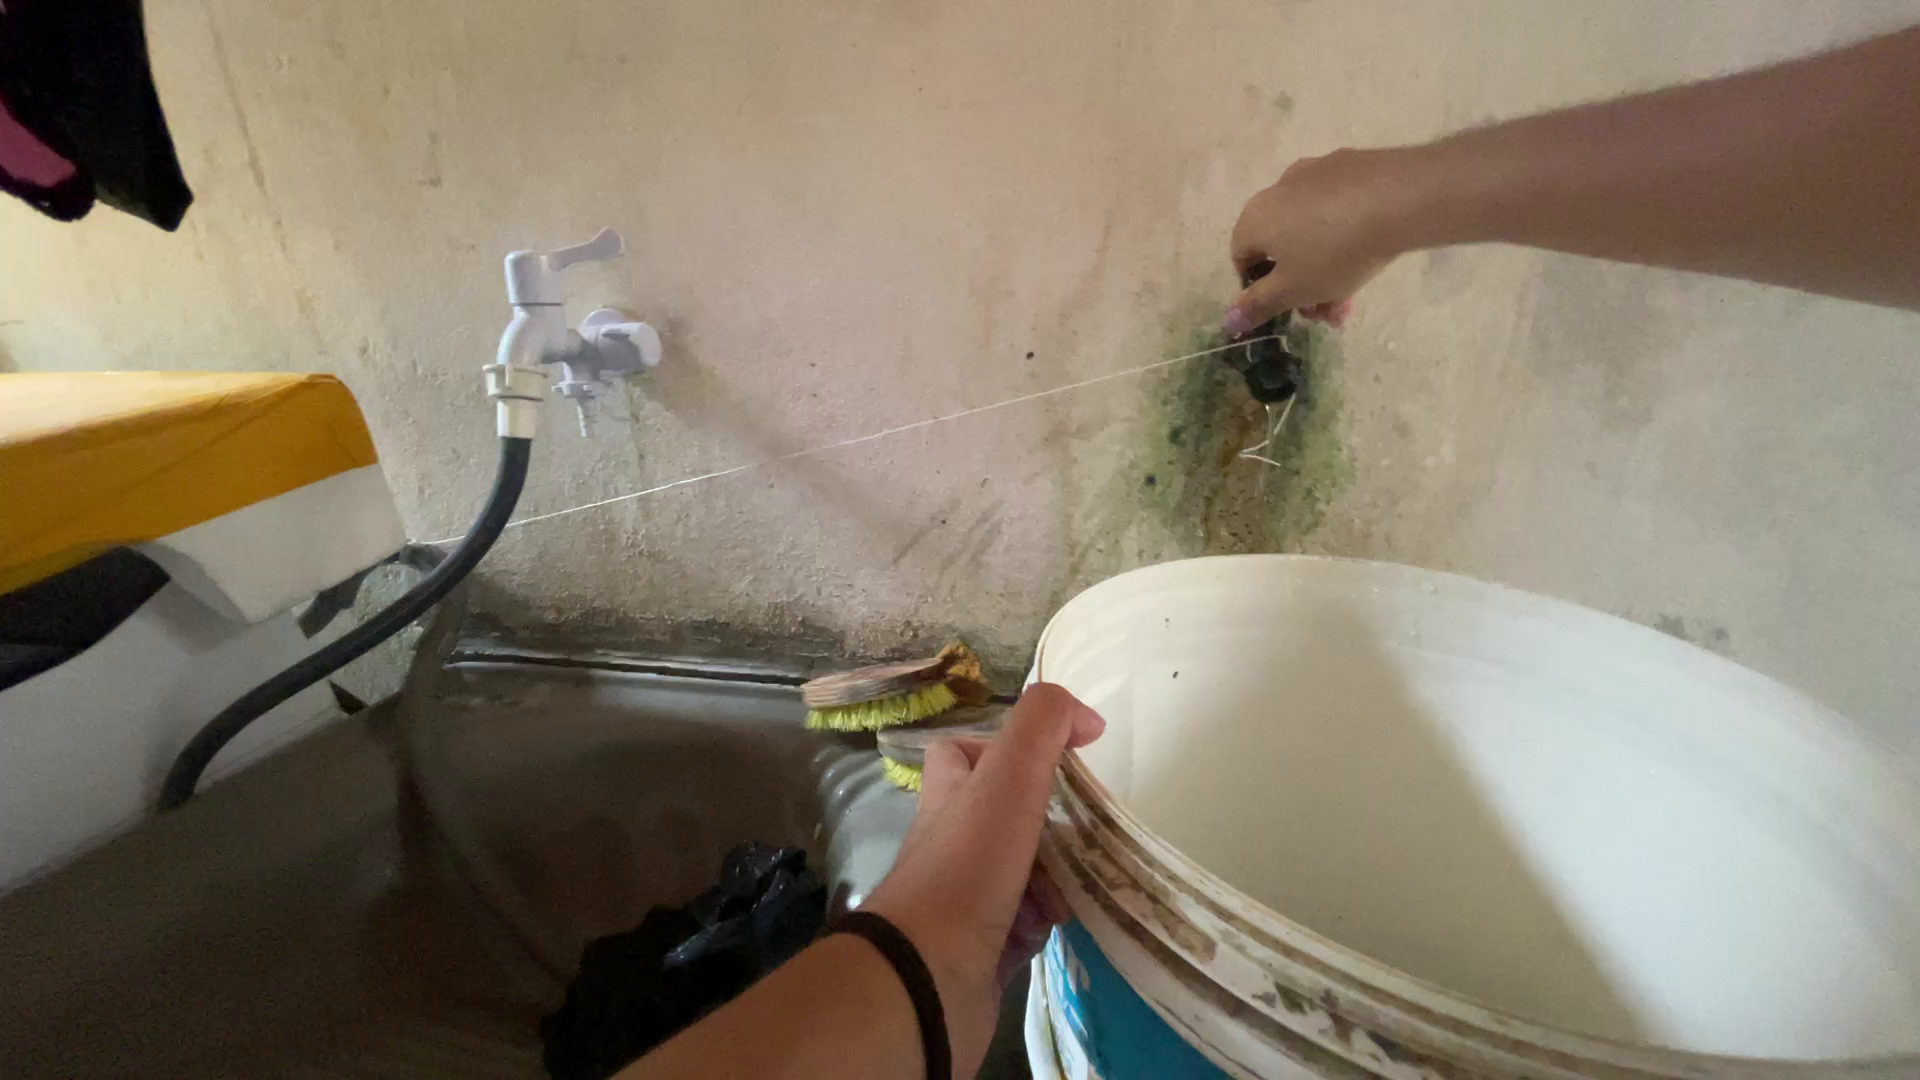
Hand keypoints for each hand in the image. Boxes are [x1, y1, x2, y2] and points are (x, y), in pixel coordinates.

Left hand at [862, 683, 1104, 1077]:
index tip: (1068, 760)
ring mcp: (964, 894)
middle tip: (1080, 834)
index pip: (970, 750)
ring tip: (1064, 890)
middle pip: (1011, 814)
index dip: (1015, 748)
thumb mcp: (1010, 773)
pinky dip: (1044, 922)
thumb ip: (1043, 723)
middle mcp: (951, 838)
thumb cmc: (970, 864)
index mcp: (949, 791)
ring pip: (1027, 869)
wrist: (928, 978)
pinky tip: (1047, 928)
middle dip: (1052, 825)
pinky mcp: (980, 945)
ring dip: (1055, 877)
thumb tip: (1087, 717)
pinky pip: (1027, 922)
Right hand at [1226, 148, 1409, 335]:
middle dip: (1297, 283)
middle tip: (1321, 310)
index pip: (1241, 257)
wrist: (1406, 198)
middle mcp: (1279, 188)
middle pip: (1279, 246)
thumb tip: (1228, 320)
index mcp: (1255, 217)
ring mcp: (1318, 172)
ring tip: (1348, 294)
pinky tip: (1367, 253)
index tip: (1284, 305)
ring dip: (1322, 265)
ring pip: (1310, 230)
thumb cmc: (1334, 252)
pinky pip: (1337, 208)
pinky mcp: (1354, 164)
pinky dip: (1344, 234)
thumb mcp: (1292, 291)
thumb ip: (1258, 306)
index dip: (1258, 287)